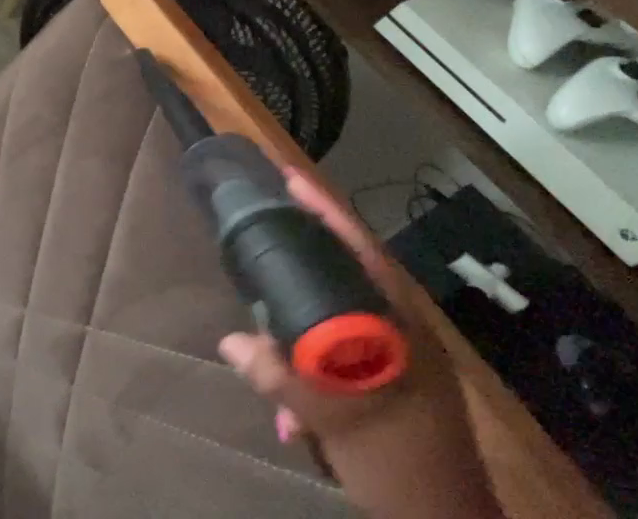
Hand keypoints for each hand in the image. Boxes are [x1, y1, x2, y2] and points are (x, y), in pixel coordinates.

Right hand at [218, 169, 503, 518]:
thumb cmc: (397, 461)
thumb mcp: (332, 419)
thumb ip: (279, 375)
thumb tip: (231, 341)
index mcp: (399, 327)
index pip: (359, 251)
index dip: (323, 211)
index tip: (287, 176)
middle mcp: (405, 331)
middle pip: (348, 270)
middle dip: (303, 247)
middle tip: (260, 221)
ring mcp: (404, 356)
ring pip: (344, 308)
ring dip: (302, 306)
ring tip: (261, 303)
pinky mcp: (397, 380)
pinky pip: (345, 340)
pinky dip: (313, 343)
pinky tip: (286, 370)